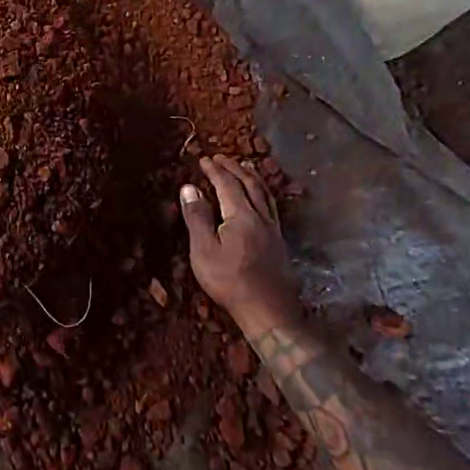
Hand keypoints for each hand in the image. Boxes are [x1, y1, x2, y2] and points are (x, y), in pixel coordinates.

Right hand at [179, 155, 300, 330]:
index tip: (204, 159)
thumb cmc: (229, 281)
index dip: (215, 170)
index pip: (227, 184)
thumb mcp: (204, 250)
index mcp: (241, 215)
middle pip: (249, 184)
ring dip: (252, 177)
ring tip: (244, 168)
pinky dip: (263, 193)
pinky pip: (271, 206)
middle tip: (221, 158)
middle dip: (234, 168)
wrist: (268, 311)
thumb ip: (197, 217)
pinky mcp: (279, 241)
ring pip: (264, 194)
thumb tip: (189, 187)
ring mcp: (273, 229)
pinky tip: (260, 199)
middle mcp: (260, 216)